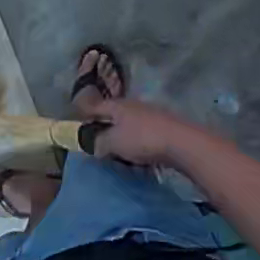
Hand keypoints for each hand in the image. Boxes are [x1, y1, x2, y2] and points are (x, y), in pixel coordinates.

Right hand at [87, 98, 210, 167]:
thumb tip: (92, 144)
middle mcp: (132, 105)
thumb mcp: (113, 142)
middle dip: (104, 126)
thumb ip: (98, 142)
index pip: (96, 106)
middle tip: (96, 142)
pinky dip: (136, 141)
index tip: (78, 126)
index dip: (85, 115)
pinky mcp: (163, 126)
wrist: (181, 142)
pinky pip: (142, 133)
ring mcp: (150, 114)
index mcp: (117, 105)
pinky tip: (137, 154)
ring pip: (129, 124)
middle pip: (113, 114)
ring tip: (116, 151)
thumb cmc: (142, 139)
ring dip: (121, 135)